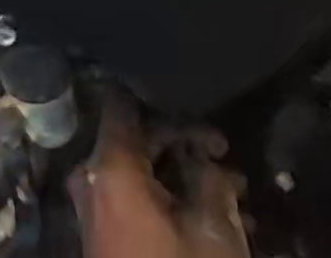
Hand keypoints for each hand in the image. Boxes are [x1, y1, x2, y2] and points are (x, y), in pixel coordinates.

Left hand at [68, 90, 250, 257]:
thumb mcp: (212, 228)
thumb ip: (208, 176)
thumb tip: (202, 154)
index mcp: (111, 165)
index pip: (122, 102)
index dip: (161, 99)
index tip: (197, 106)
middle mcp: (93, 176)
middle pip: (137, 137)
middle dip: (185, 144)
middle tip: (229, 157)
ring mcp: (95, 205)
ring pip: (142, 171)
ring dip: (185, 176)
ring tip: (237, 194)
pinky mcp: (104, 232)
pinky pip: (135, 197)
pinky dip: (170, 198)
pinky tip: (216, 216)